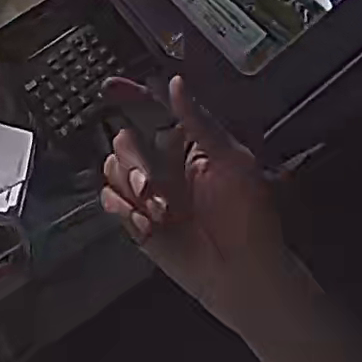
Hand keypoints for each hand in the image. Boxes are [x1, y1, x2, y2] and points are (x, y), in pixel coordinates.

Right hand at [100, 76, 299, 339]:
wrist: (246, 279)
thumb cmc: (251, 218)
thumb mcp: (232, 161)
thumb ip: (199, 121)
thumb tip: (176, 82)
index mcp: (187, 140)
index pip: (152, 107)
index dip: (130, 93)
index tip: (112, 87)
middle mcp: (163, 161)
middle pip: (125, 138)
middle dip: (133, 161)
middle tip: (150, 186)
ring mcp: (149, 190)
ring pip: (113, 167)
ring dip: (131, 188)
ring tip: (159, 212)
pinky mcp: (137, 218)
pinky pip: (110, 199)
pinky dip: (122, 209)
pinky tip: (146, 224)